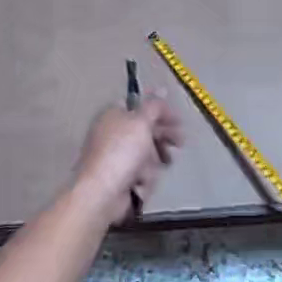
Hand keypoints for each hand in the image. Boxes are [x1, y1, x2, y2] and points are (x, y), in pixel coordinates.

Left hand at [70, 93, 184, 226]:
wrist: (102, 193)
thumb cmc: (121, 152)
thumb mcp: (141, 122)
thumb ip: (154, 106)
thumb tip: (162, 89)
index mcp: (114, 114)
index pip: (141, 106)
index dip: (160, 112)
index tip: (177, 120)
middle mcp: (113, 133)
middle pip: (145, 130)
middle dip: (163, 138)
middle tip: (179, 143)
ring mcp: (116, 156)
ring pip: (145, 155)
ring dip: (153, 163)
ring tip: (157, 167)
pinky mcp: (119, 178)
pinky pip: (140, 174)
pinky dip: (143, 179)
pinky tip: (140, 184)